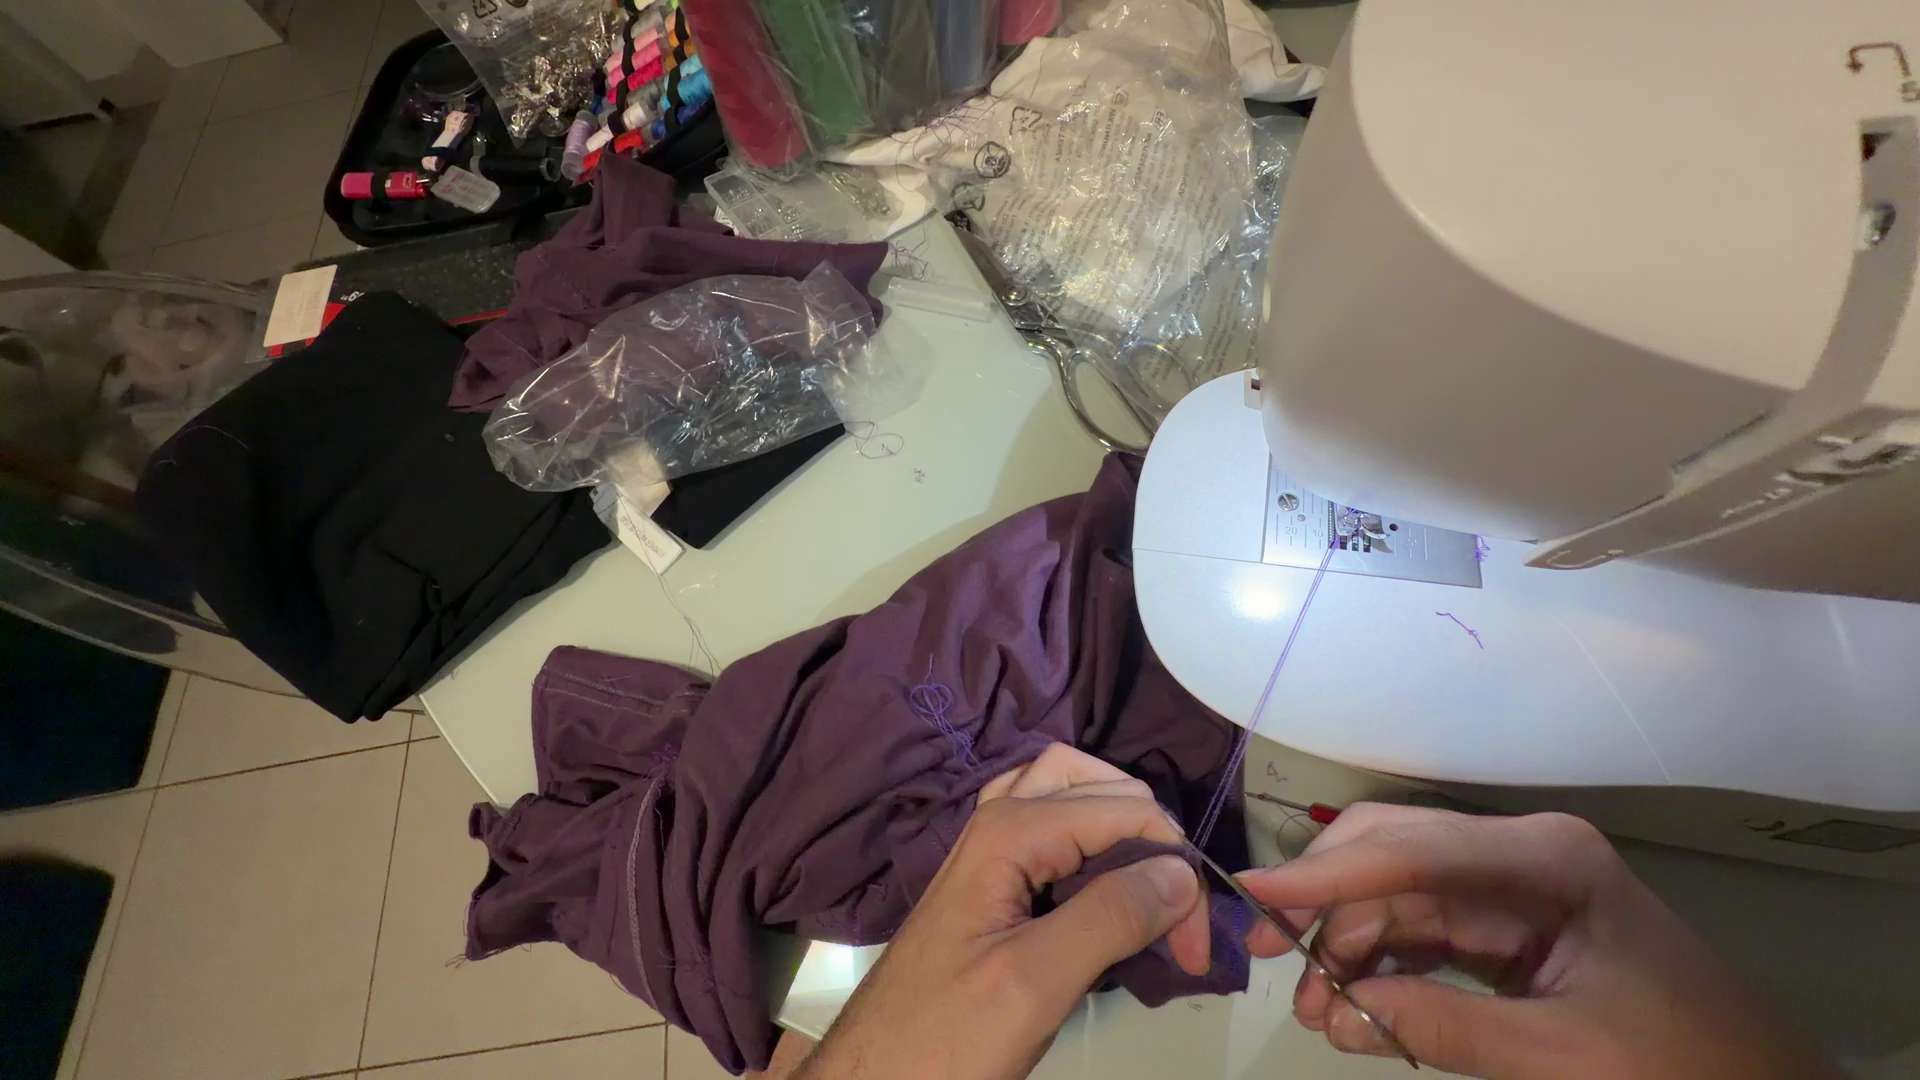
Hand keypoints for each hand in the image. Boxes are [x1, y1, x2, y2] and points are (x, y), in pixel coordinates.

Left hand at [797, 745, 1208, 1079]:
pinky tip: (1105, 874)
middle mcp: (1000, 816)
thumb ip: (1108, 918)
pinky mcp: (992, 869)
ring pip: (1071, 787)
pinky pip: (1050, 819)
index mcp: (1010, 830)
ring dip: (1120, 819)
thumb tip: (1180, 871)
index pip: (1123, 811)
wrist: (878, 1069)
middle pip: (1099, 786)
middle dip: (1153, 837)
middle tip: (1180, 919)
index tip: (1198, 948)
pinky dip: (1090, 831)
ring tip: (1151, 884)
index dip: (1172, 868)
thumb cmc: (946, 1032)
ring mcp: (991, 839)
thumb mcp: (1033, 983)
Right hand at [1239, 804, 1844, 1079]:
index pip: (1409, 851)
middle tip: (1266, 950)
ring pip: (1389, 892)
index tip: (1253, 894)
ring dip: (1343, 944)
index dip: (1324, 873)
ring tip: (1312, 1010)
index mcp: (1541, 859)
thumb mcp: (1571, 1060)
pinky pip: (1413, 929)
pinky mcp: (1494, 921)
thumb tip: (1338, 1008)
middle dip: (1320, 900)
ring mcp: (1499, 884)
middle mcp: (1509, 853)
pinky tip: (1348, 1006)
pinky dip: (1375, 964)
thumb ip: (1447, 1028)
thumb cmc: (1689, 1068)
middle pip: (1386, 853)